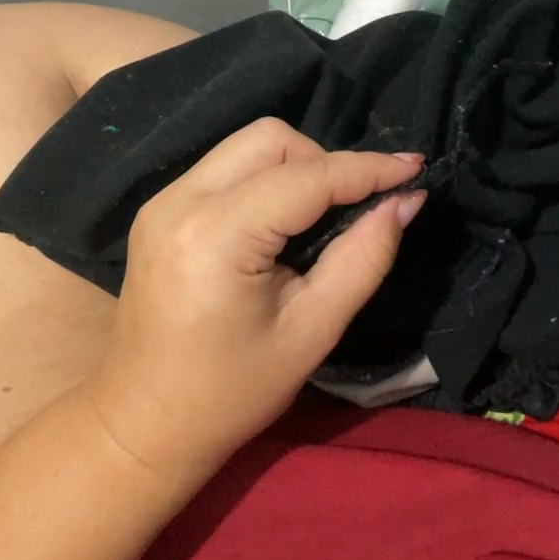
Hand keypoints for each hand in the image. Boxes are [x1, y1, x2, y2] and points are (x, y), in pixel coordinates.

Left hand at [84, 117, 425, 482]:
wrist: (144, 420)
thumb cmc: (232, 391)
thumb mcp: (311, 331)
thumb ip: (363, 258)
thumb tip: (405, 201)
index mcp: (215, 235)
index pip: (305, 178)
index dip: (365, 169)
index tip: (414, 169)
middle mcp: (180, 201)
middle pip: (269, 140)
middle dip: (323, 161)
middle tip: (355, 208)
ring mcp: (161, 200)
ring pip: (245, 147)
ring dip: (293, 167)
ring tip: (322, 217)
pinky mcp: (157, 209)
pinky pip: (223, 168)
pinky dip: (263, 180)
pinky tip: (280, 223)